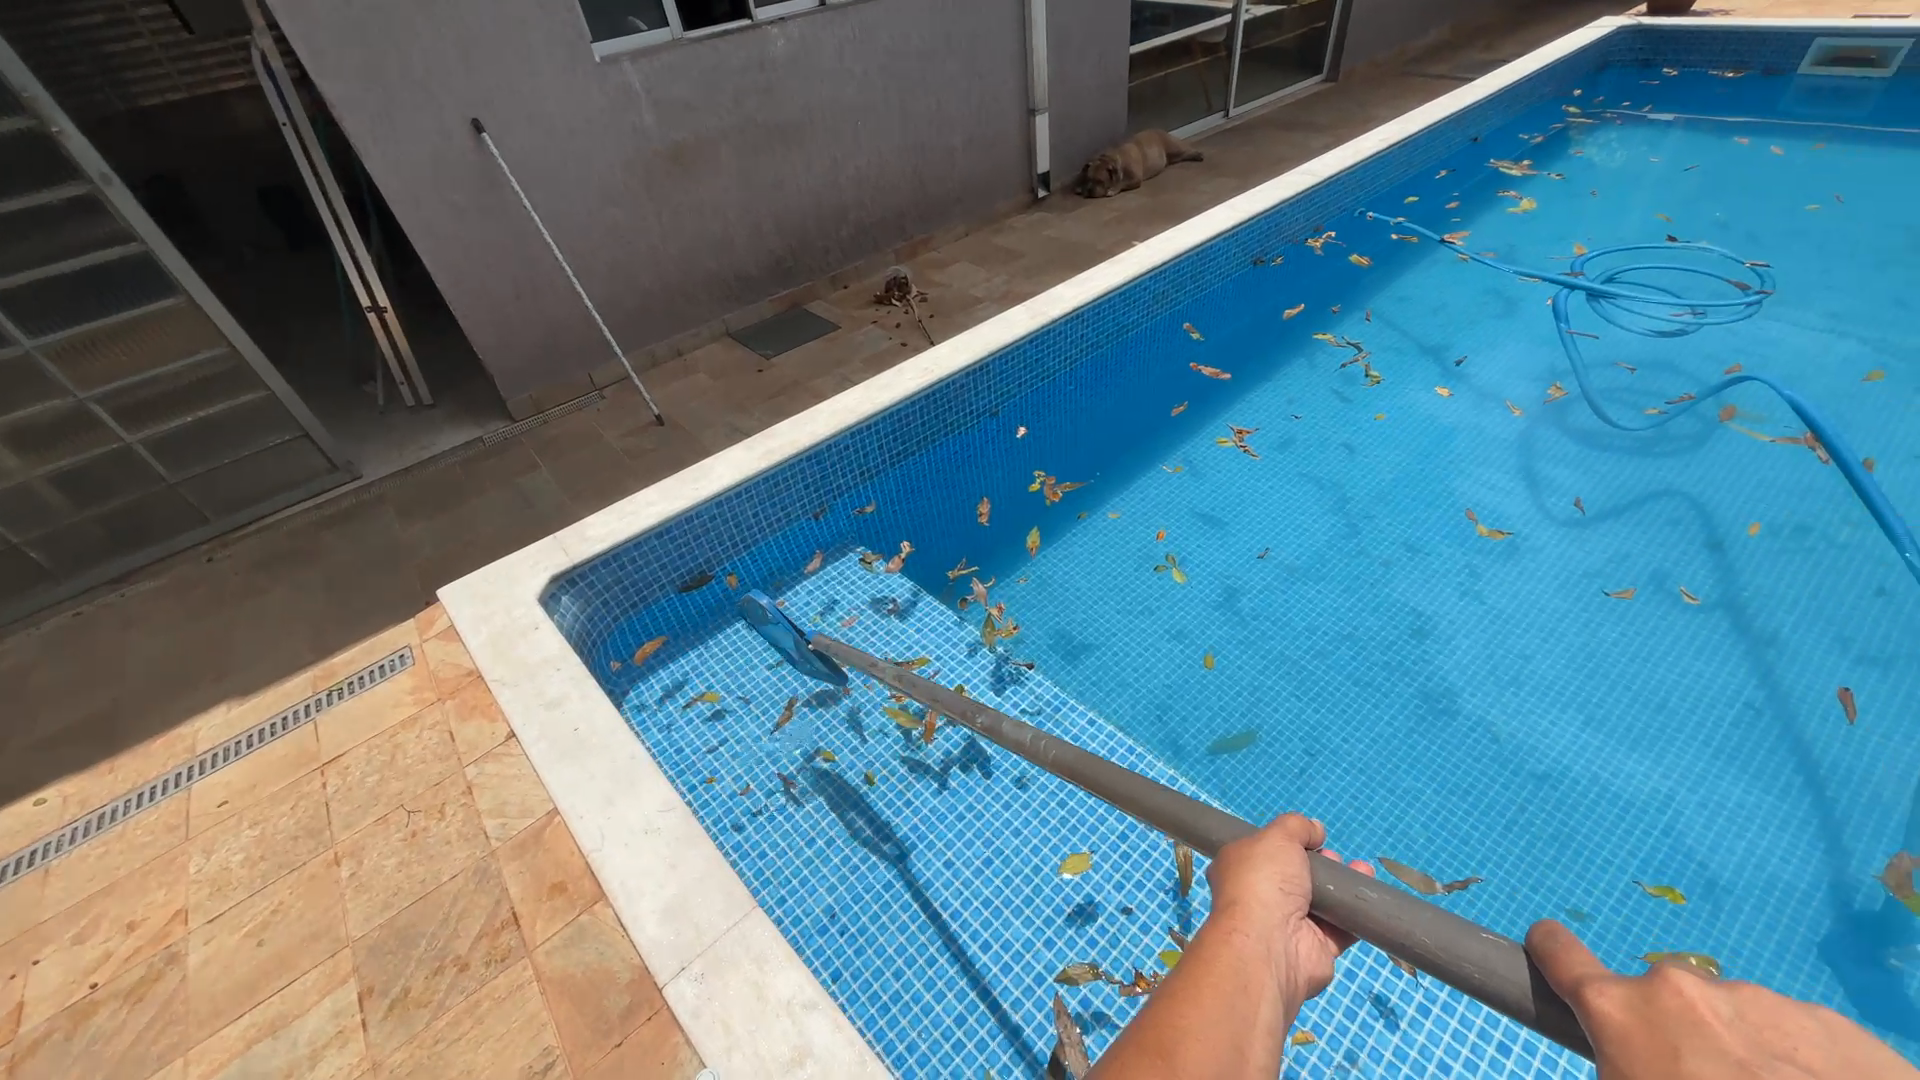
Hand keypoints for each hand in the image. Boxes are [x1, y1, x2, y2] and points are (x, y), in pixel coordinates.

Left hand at [1205, 814, 1373, 1010]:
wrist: (1272, 942)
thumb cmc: (1263, 880)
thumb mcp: (1277, 837)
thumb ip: (1296, 826)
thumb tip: (1315, 828)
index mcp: (1238, 868)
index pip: (1262, 851)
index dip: (1286, 843)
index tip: (1309, 838)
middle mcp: (1258, 895)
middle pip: (1294, 874)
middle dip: (1318, 862)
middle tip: (1332, 858)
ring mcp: (1286, 923)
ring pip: (1320, 899)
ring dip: (1341, 884)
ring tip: (1359, 869)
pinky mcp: (1314, 947)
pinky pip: (1339, 927)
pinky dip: (1354, 912)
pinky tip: (1366, 894)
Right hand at [1527, 920, 1919, 1078]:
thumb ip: (1615, 1069)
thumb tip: (1622, 1063)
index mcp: (1618, 1009)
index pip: (1555, 948)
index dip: (1551, 956)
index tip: (1559, 972)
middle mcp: (1676, 987)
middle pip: (1660, 999)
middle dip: (1677, 1037)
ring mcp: (1759, 1000)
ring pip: (1733, 1018)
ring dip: (1742, 1052)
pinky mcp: (1834, 1024)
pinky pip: (1799, 1035)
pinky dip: (1803, 1066)